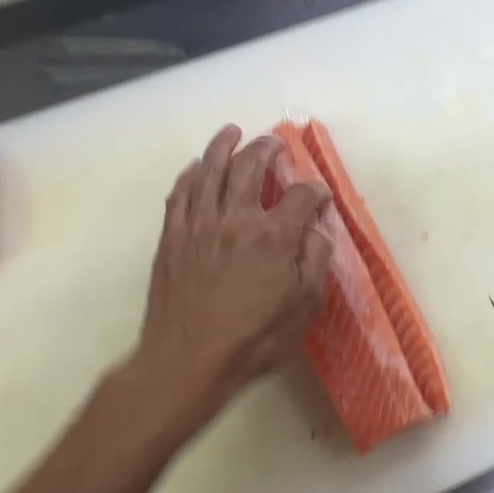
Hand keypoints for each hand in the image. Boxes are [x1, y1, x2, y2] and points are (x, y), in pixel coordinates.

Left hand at [136, 125, 332, 394]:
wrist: (187, 360)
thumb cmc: (253, 337)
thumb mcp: (304, 305)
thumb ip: (315, 260)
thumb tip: (317, 230)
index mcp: (274, 236)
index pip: (301, 195)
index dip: (315, 190)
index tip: (321, 195)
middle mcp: (236, 219)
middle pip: (250, 167)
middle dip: (266, 149)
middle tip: (274, 143)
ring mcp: (199, 225)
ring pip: (210, 171)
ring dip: (223, 146)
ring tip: (231, 132)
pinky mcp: (172, 237)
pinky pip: (180, 194)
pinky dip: (190, 175)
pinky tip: (196, 167)